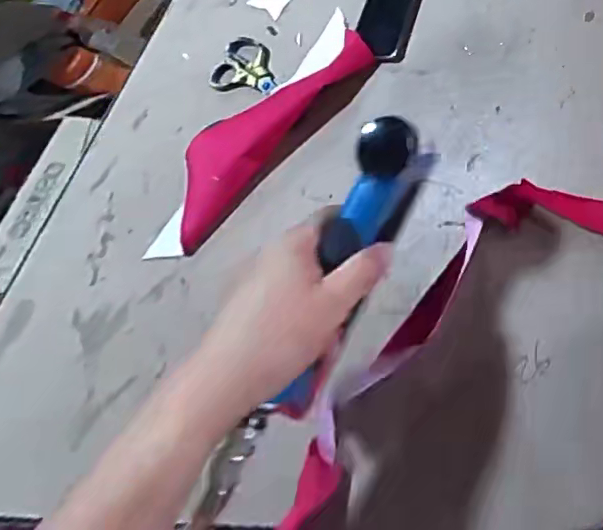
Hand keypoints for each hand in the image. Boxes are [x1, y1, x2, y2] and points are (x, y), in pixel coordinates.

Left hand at [188, 223, 389, 422]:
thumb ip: (365, 269)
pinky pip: (288, 301)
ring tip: (326, 338)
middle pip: (324, 252)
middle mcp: (273, 252)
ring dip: (324, 305)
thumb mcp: (336, 302)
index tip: (373, 256)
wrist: (217, 387)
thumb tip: (385, 247)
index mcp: (294, 242)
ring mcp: (256, 280)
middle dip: (342, 280)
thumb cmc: (281, 337)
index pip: (336, 215)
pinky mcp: (246, 307)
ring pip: (308, 282)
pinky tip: (303, 348)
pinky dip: (302, 319)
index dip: (361, 228)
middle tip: (350, 308)